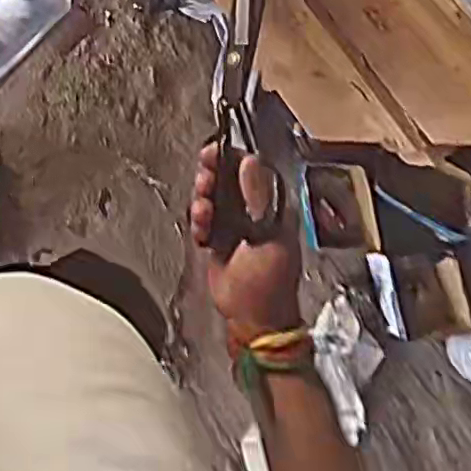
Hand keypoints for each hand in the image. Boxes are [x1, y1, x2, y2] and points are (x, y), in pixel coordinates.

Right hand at [189, 142, 303, 339]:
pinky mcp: (216, 237)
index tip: (214, 152)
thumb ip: (257, 198)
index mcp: (272, 208)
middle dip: (211, 177)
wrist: (252, 319)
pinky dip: (198, 223)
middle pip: (226, 179)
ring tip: (204, 213)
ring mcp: (233, 224)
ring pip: (210, 196)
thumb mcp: (267, 236)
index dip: (231, 158)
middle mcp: (252, 211)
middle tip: (204, 181)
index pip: (251, 170)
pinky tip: (203, 235)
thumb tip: (250, 161)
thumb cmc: (268, 281)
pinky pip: (201, 218)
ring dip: (202, 200)